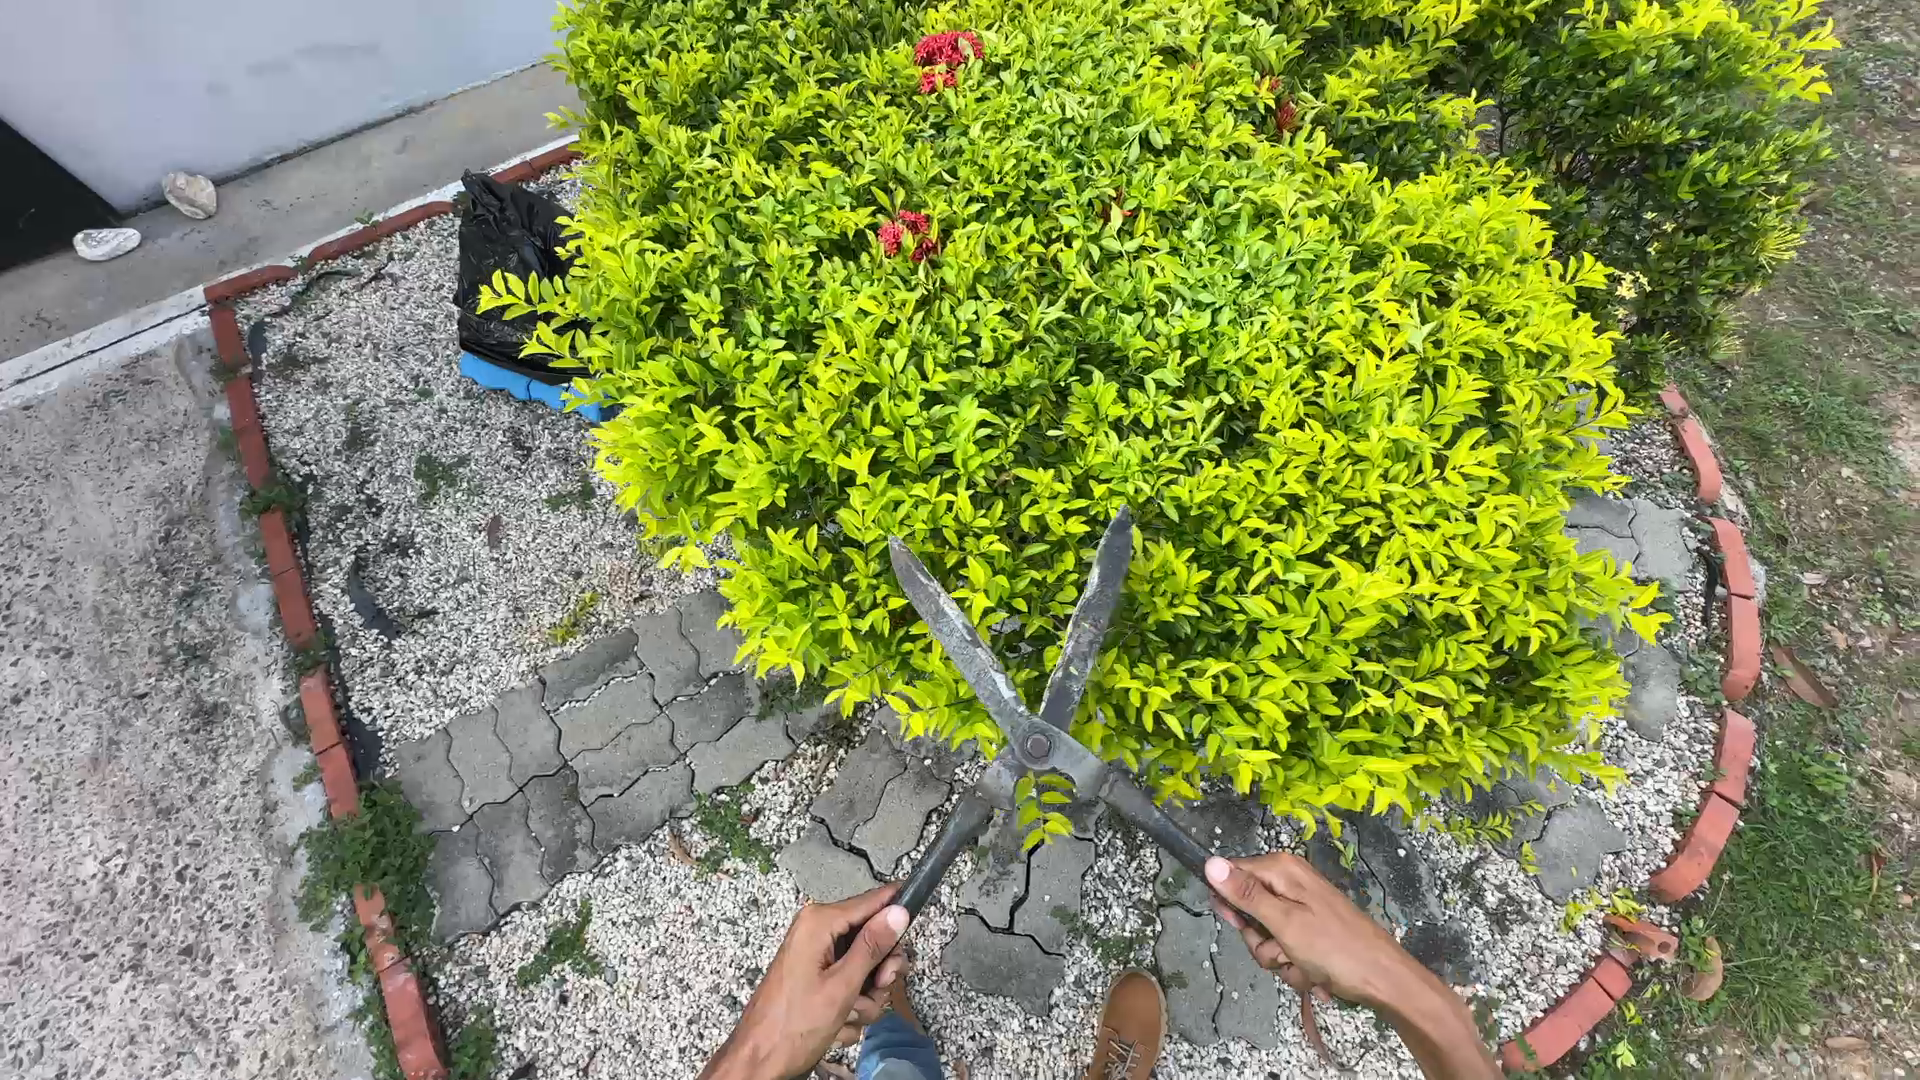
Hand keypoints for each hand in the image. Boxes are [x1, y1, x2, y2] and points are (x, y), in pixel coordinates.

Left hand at [699, 885, 912, 1079]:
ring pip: (864, 963)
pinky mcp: (816, 973)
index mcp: (820, 921)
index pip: (872, 901)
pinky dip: (851, 1002)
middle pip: (871, 936)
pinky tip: (839, 1022)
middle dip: (879, 970)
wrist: (756, 1064)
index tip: (916, 920)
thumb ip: (873, 947)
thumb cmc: (793, 1025)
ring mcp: (817, 952)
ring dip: (865, 994)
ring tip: (850, 1015)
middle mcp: (818, 929)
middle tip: (879, 988)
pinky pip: (849, 979)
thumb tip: (899, 911)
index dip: (896, 911)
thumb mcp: (841, 987)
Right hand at [1206, 853, 1501, 1078]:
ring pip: (1265, 933)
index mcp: (1281, 869)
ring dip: (1279, 957)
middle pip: (1246, 908)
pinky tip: (1314, 973)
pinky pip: (1285, 946)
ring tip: (1304, 966)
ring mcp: (1301, 906)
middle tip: (1282, 951)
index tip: (1242, 926)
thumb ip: (1245, 894)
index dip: (1229, 904)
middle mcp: (1289, 881)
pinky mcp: (1310, 928)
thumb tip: (1208, 861)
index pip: (1230, 874)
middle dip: (1260, 939)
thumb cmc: (1335, 949)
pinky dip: (1294, 964)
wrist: (1388, 982)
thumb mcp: (1284, 923)